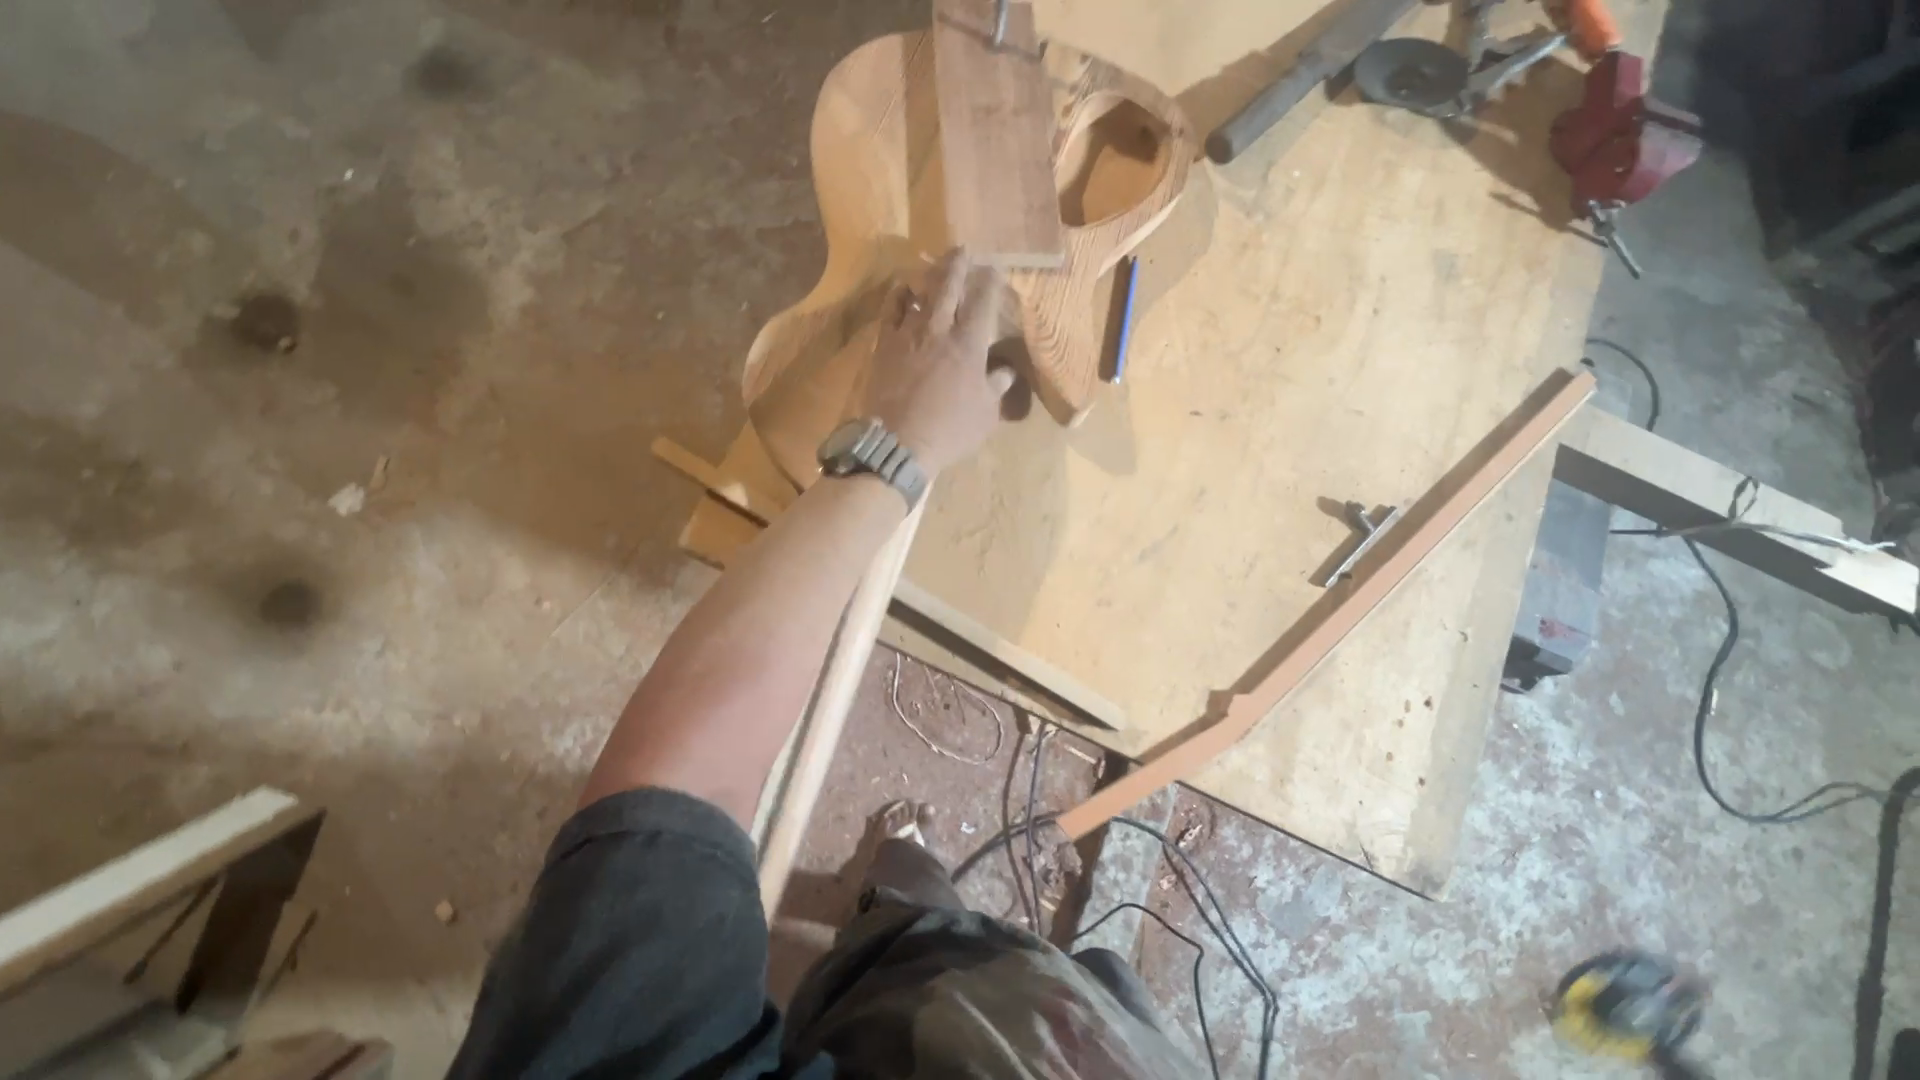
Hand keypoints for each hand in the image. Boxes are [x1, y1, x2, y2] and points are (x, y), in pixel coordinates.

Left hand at [864, 249, 1015, 477]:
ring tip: (935, 264)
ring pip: (920, 292)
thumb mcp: (986, 413)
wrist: (899, 442)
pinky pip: (892, 310)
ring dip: (929, 274)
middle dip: (958, 264)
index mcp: (969, 344)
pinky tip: (903, 290)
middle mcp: (939, 329)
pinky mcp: (885, 344)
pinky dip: (899, 295)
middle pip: (949, 286)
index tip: (994, 268)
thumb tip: (1004, 371)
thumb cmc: (951, 430)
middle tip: (962, 249)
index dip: (990, 281)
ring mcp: (908, 334)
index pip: (983, 302)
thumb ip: (996, 386)